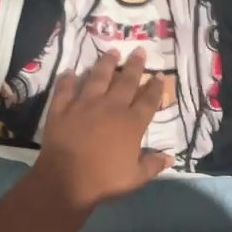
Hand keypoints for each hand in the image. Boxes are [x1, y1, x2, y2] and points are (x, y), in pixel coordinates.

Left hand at [30, 48, 173, 210]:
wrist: (66, 181)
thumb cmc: (104, 181)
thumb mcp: (135, 178)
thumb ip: (152, 165)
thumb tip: (170, 158)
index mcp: (131, 124)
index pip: (148, 100)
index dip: (155, 87)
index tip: (159, 75)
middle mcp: (110, 107)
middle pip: (125, 81)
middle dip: (134, 65)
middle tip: (140, 50)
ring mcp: (84, 105)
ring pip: (97, 78)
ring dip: (106, 64)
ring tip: (112, 52)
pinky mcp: (61, 109)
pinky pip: (65, 89)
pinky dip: (68, 79)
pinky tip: (71, 71)